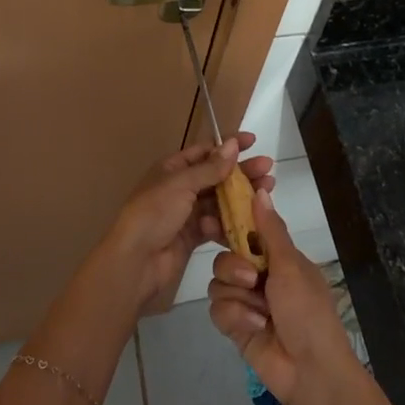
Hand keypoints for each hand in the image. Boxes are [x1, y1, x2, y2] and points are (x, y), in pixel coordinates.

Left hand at [100, 133, 275, 309]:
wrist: (135, 261)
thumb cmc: (154, 213)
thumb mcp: (181, 184)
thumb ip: (210, 168)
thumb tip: (232, 144)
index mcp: (172, 169)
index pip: (205, 151)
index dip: (228, 145)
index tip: (253, 142)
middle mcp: (180, 188)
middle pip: (216, 176)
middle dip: (242, 172)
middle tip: (269, 170)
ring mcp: (186, 213)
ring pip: (220, 200)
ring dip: (241, 196)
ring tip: (266, 193)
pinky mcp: (193, 237)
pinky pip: (216, 224)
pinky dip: (230, 222)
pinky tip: (248, 220)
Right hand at [207, 189, 364, 404]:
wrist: (310, 369)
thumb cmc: (307, 310)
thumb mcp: (291, 265)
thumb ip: (270, 230)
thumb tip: (261, 190)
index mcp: (278, 256)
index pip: (247, 231)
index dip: (231, 223)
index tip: (214, 216)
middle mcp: (259, 274)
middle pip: (226, 255)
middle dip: (234, 267)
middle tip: (251, 278)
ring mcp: (246, 300)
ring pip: (218, 282)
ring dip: (239, 296)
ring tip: (260, 311)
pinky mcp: (235, 325)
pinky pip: (218, 309)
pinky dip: (236, 317)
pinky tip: (255, 327)